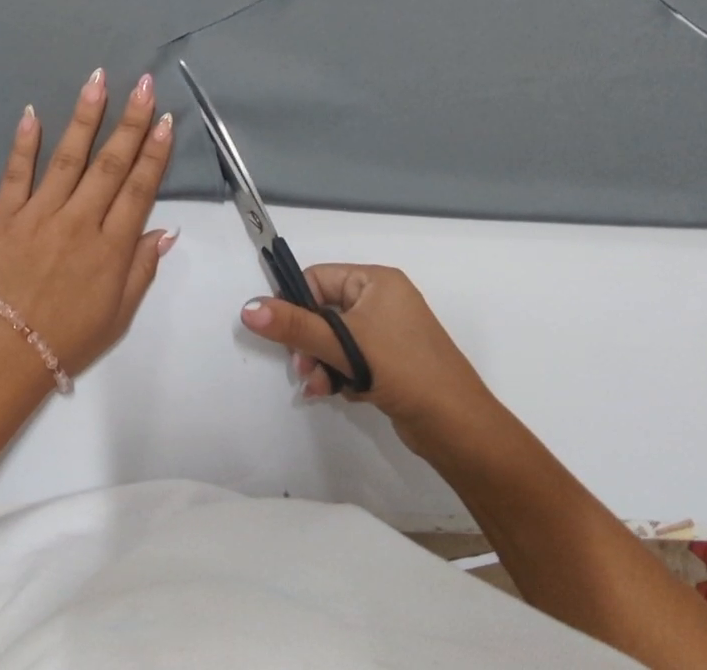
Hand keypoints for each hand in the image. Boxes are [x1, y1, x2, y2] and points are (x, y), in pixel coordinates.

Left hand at [0, 69, 177, 385]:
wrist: (5, 353)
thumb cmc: (67, 339)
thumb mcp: (119, 314)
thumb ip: (141, 269)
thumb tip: (165, 229)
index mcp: (111, 248)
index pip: (139, 189)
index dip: (155, 153)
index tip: (165, 120)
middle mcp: (79, 223)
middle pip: (110, 164)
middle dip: (130, 122)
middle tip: (144, 84)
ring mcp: (39, 216)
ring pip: (67, 158)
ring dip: (85, 118)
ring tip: (98, 81)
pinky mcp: (4, 216)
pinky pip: (16, 174)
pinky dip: (25, 143)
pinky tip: (33, 113)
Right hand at [240, 265, 500, 458]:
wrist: (458, 426)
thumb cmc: (404, 370)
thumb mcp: (344, 344)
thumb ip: (293, 326)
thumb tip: (248, 309)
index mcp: (376, 281)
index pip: (316, 279)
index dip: (295, 305)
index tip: (282, 335)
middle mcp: (381, 300)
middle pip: (321, 312)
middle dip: (308, 344)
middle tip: (303, 368)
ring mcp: (386, 332)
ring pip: (332, 340)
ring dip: (319, 364)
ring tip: (319, 387)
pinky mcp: (388, 361)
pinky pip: (348, 359)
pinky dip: (337, 375)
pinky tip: (335, 394)